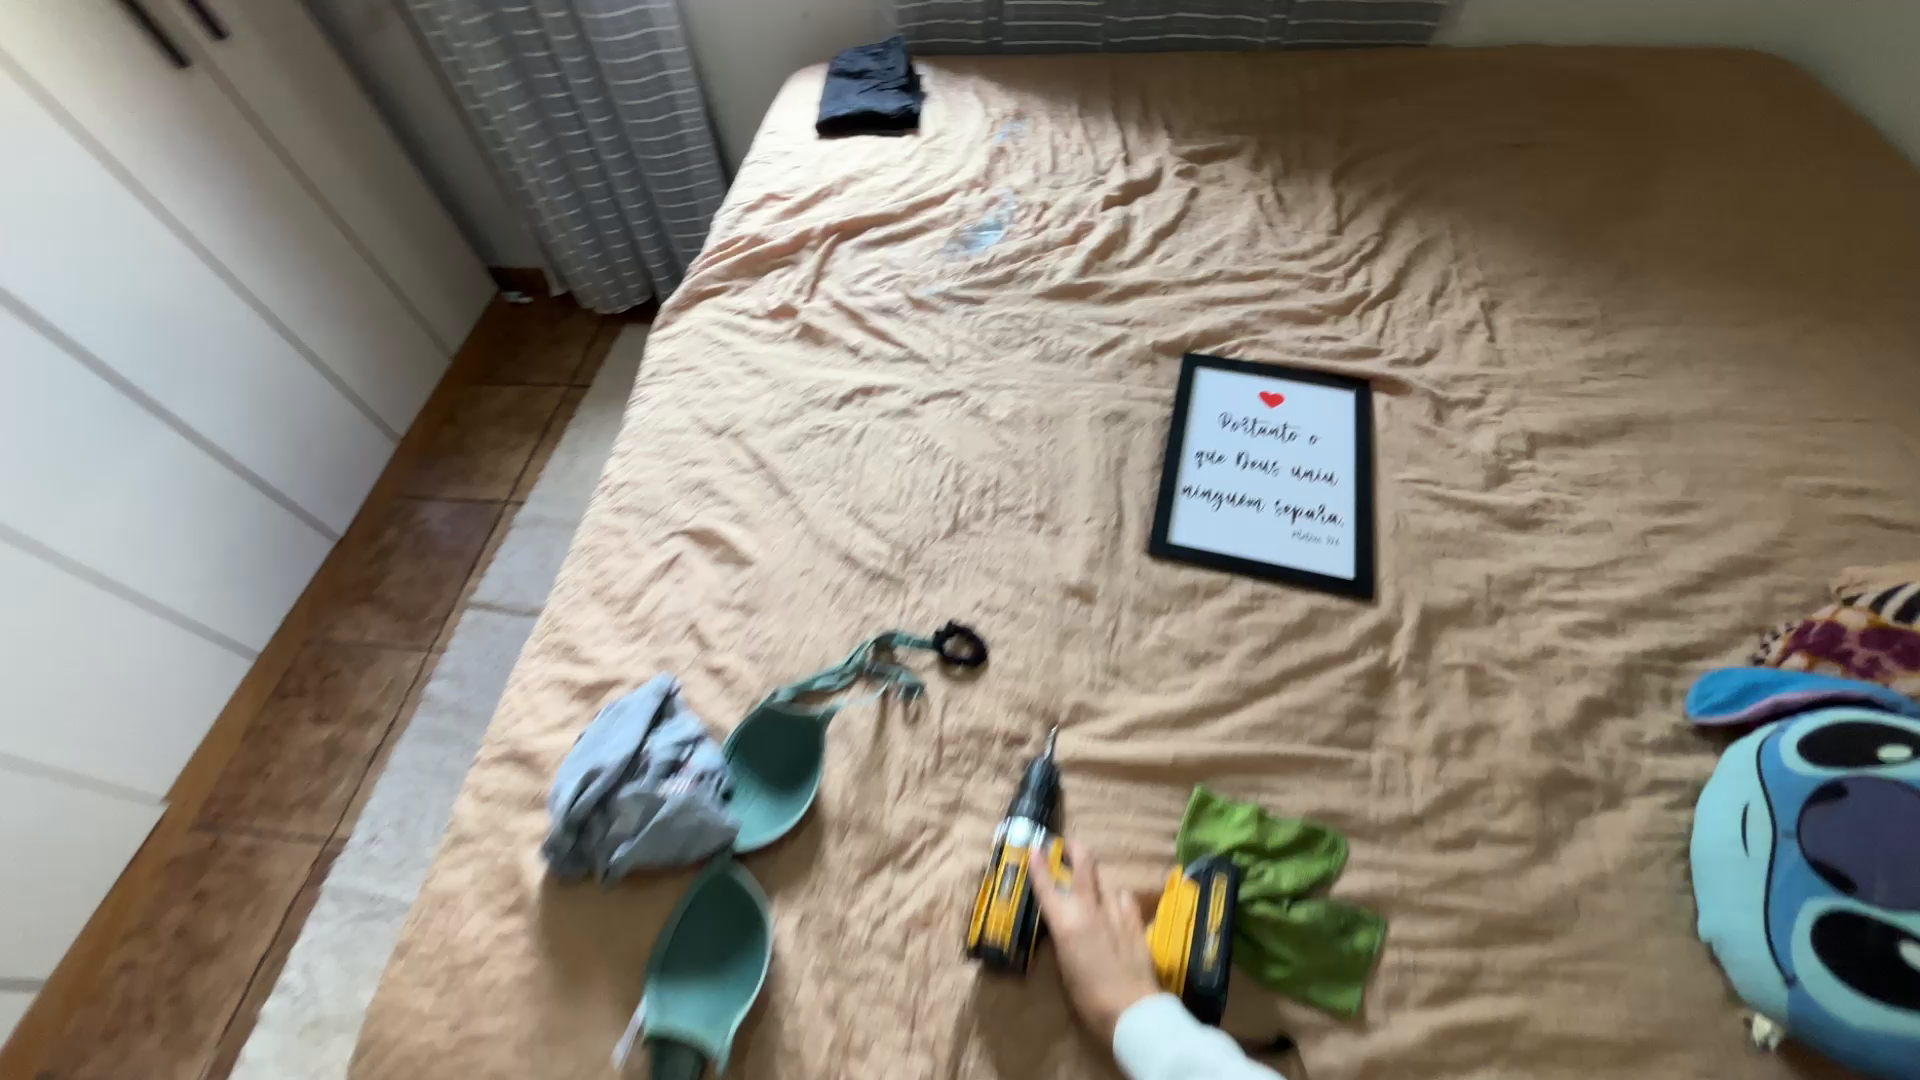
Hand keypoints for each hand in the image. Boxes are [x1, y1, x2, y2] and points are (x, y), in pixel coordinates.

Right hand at [1029, 840, 1162, 1044]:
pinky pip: (1123, 897)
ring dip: (1097, 881)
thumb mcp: (1064, 964)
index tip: (1035, 847)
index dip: (1038, 862)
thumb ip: (1063, 935)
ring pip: (1105, 880)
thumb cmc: (1088, 997)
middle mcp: (1089, 907)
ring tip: (1094, 888)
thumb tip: (1063, 922)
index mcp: (1065, 922)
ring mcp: (1115, 910)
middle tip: (1068, 846)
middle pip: (1083, 862)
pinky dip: (1116, 899)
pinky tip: (1116, 908)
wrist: (1131, 1009)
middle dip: (1075, 848)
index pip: (1046, 883)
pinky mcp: (1135, 919)